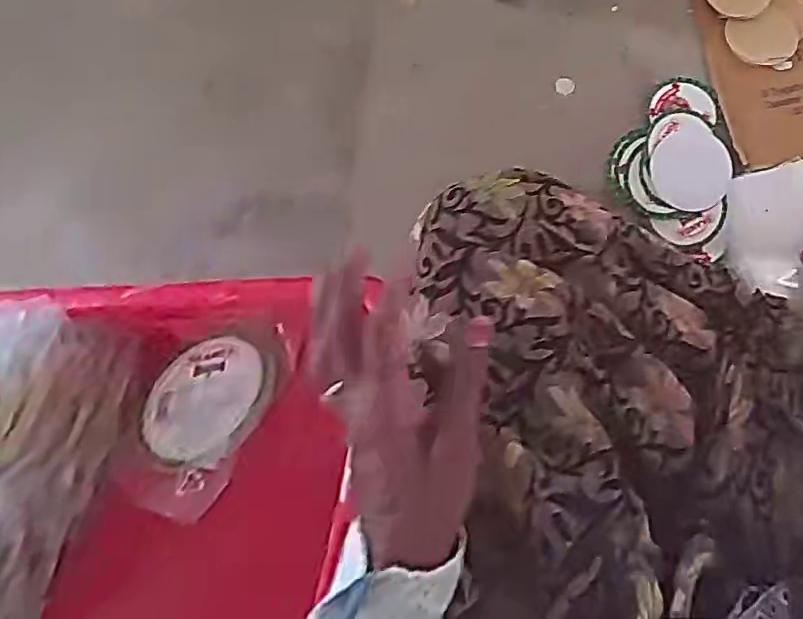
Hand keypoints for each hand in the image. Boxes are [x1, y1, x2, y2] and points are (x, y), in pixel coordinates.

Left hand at [312, 248, 492, 571]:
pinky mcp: (349, 420)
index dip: (391, 300)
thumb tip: (477, 322)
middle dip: (341, 296)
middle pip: (336, 344)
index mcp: (385, 408)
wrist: (403, 548)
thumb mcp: (461, 439)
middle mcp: (355, 406)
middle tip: (352, 253)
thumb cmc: (437, 493)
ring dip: (329, 312)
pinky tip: (341, 320)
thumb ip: (467, 379)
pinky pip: (331, 369)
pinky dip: (332, 337)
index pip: (382, 342)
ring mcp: (346, 414)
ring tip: (337, 273)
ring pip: (326, 356)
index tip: (407, 263)